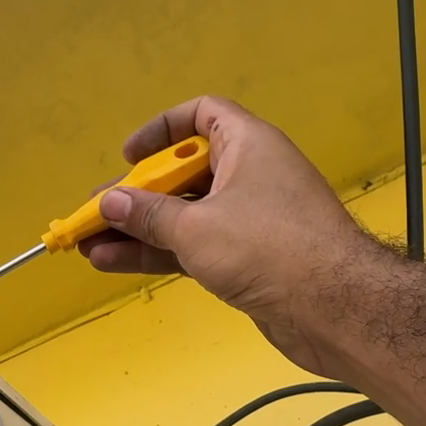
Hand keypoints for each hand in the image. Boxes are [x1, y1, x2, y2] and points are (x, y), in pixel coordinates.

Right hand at [80, 96, 383, 377]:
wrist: (335, 309)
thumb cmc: (267, 248)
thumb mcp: (196, 228)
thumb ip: (148, 215)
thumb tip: (110, 202)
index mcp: (246, 145)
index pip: (202, 116)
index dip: (162, 129)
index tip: (129, 156)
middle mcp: (248, 176)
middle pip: (182, 174)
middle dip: (136, 194)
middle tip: (95, 212)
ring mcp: (248, 221)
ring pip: (183, 216)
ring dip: (138, 230)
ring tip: (90, 245)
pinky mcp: (246, 259)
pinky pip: (193, 246)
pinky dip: (158, 253)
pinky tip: (114, 263)